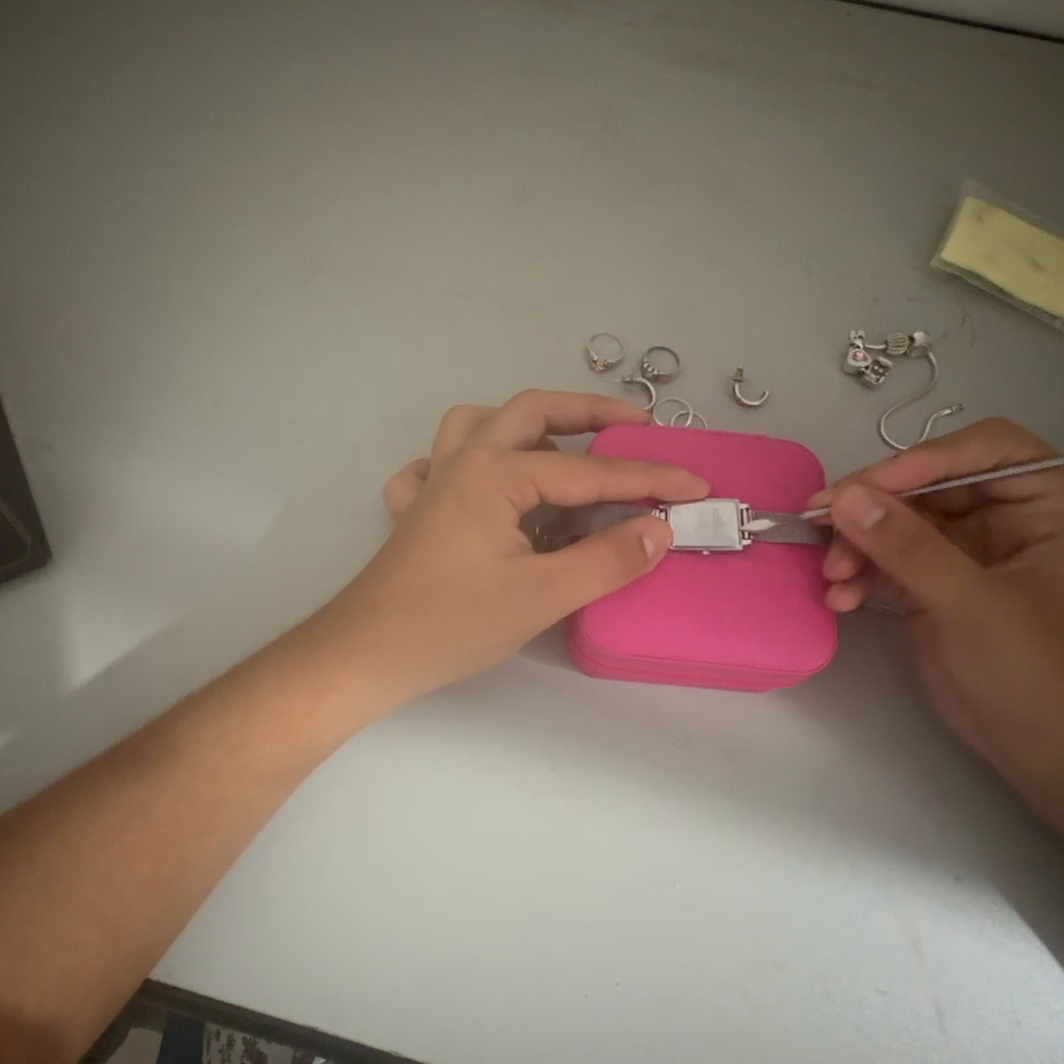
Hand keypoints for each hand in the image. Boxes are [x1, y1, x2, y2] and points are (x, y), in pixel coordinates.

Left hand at [317, 390, 707, 702]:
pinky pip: (442, 463)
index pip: (589, 470)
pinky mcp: (419, 508)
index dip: (648, 479)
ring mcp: (435, 480)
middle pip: (533, 411)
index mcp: (496, 473)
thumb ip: (606, 560)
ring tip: (566, 447)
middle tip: (636, 428)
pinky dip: (471, 460)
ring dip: (528, 425)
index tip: (697, 486)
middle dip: (590, 413)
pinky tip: (488, 487)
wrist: (367, 652)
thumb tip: (660, 532)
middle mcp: (464, 460)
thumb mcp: (540, 595)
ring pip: (482, 424)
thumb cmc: (451, 623)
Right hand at [805, 419, 1063, 796]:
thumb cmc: (1035, 673)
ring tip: (832, 575)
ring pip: (897, 520)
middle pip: (929, 482)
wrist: (1041, 751)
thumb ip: (908, 548)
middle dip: (874, 506)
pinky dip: (858, 573)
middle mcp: (1005, 520)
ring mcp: (964, 552)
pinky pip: (884, 558)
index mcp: (1046, 508)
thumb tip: (843, 498)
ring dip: (856, 542)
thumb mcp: (973, 605)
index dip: (928, 457)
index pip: (987, 449)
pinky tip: (841, 598)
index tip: (870, 486)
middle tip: (821, 522)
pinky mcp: (930, 583)